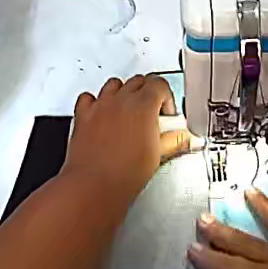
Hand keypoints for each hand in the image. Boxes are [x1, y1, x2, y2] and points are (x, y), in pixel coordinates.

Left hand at [62, 75, 191, 199]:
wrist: (95, 187)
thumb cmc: (125, 173)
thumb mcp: (158, 155)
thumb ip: (174, 140)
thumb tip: (184, 137)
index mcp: (144, 104)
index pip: (160, 84)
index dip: (166, 98)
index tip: (166, 114)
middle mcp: (121, 99)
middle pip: (139, 81)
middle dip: (147, 93)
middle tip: (151, 114)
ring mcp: (100, 105)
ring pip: (114, 84)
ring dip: (123, 93)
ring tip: (128, 112)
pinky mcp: (83, 116)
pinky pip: (88, 97)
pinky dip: (95, 102)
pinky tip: (102, 113)